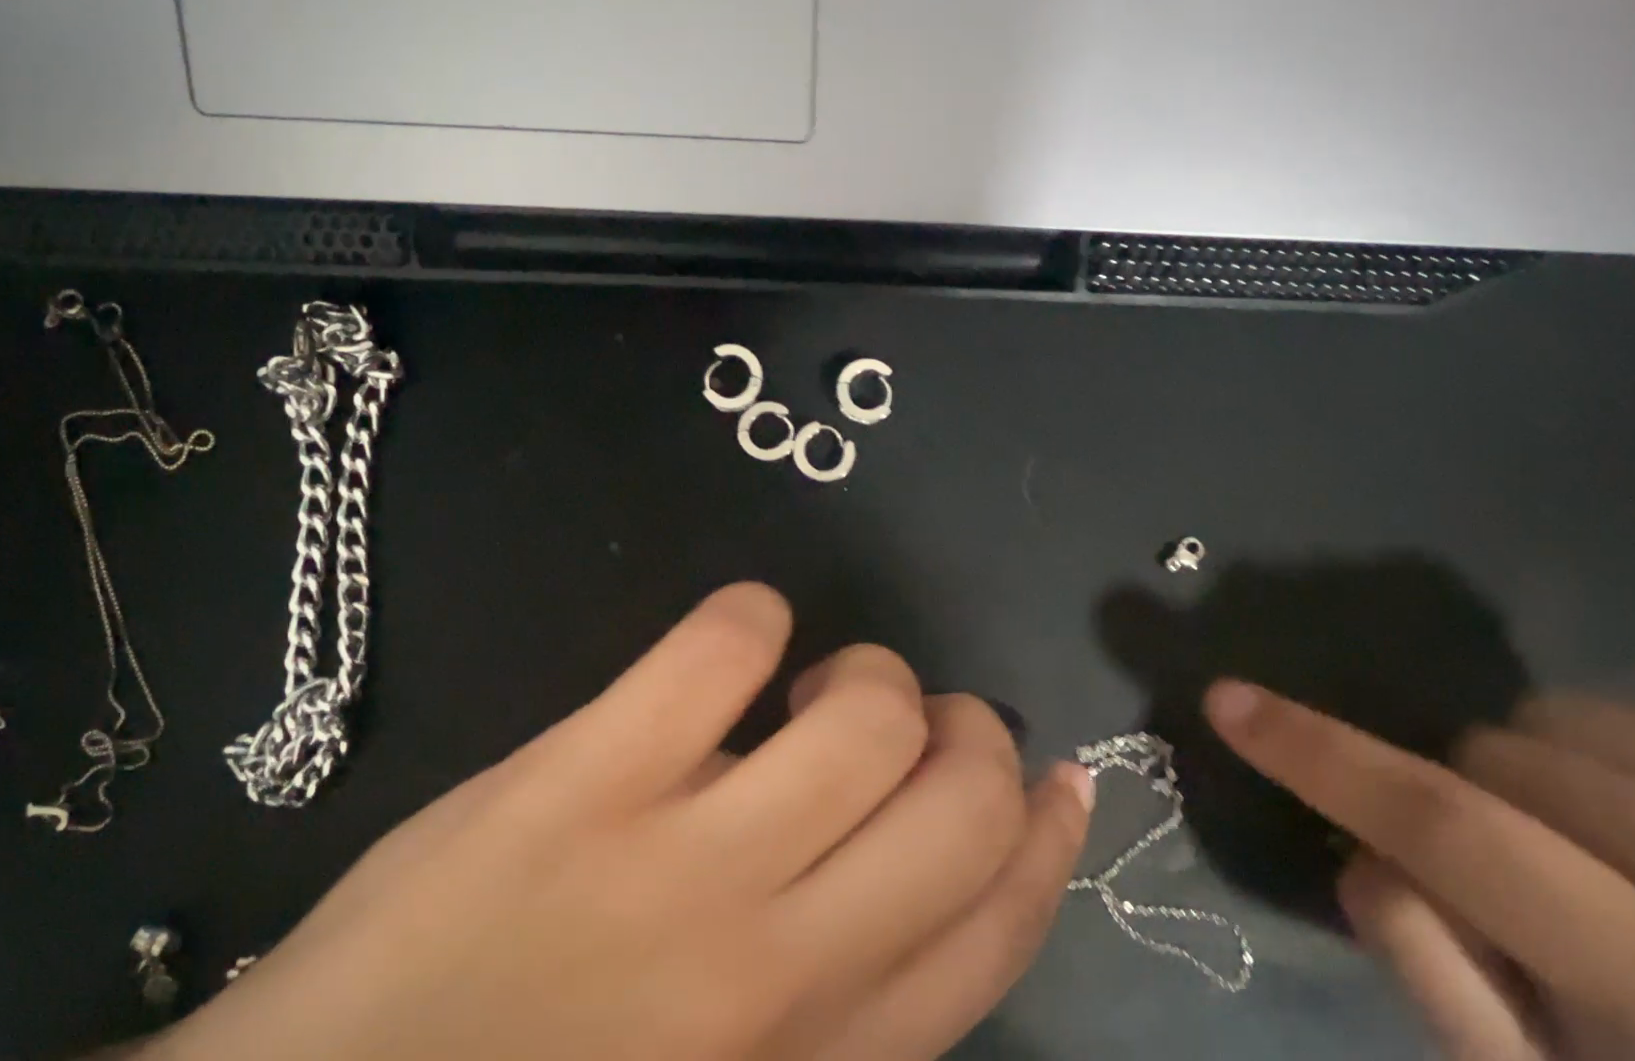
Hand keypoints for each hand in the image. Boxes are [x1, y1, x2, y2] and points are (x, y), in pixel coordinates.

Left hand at [142, 583, 1094, 1060]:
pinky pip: (717, 650)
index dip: (1048, 841)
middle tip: (920, 723)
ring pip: (863, 717)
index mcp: (823, 1052)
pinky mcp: (579, 779)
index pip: (995, 929)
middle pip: (959, 807)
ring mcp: (676, 864)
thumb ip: (840, 983)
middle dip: (973, 737)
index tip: (1055, 780)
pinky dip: (751, 618)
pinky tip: (739, 634)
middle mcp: (776, 964)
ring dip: (868, 674)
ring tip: (816, 689)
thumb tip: (911, 843)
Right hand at [1206, 681, 1634, 1059]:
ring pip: (1564, 715)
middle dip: (1457, 793)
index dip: (1322, 755)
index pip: (1445, 827)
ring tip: (1595, 852)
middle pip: (1497, 755)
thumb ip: (1434, 974)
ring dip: (1533, 768)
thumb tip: (1358, 849)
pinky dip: (1609, 748)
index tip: (1228, 701)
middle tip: (1512, 880)